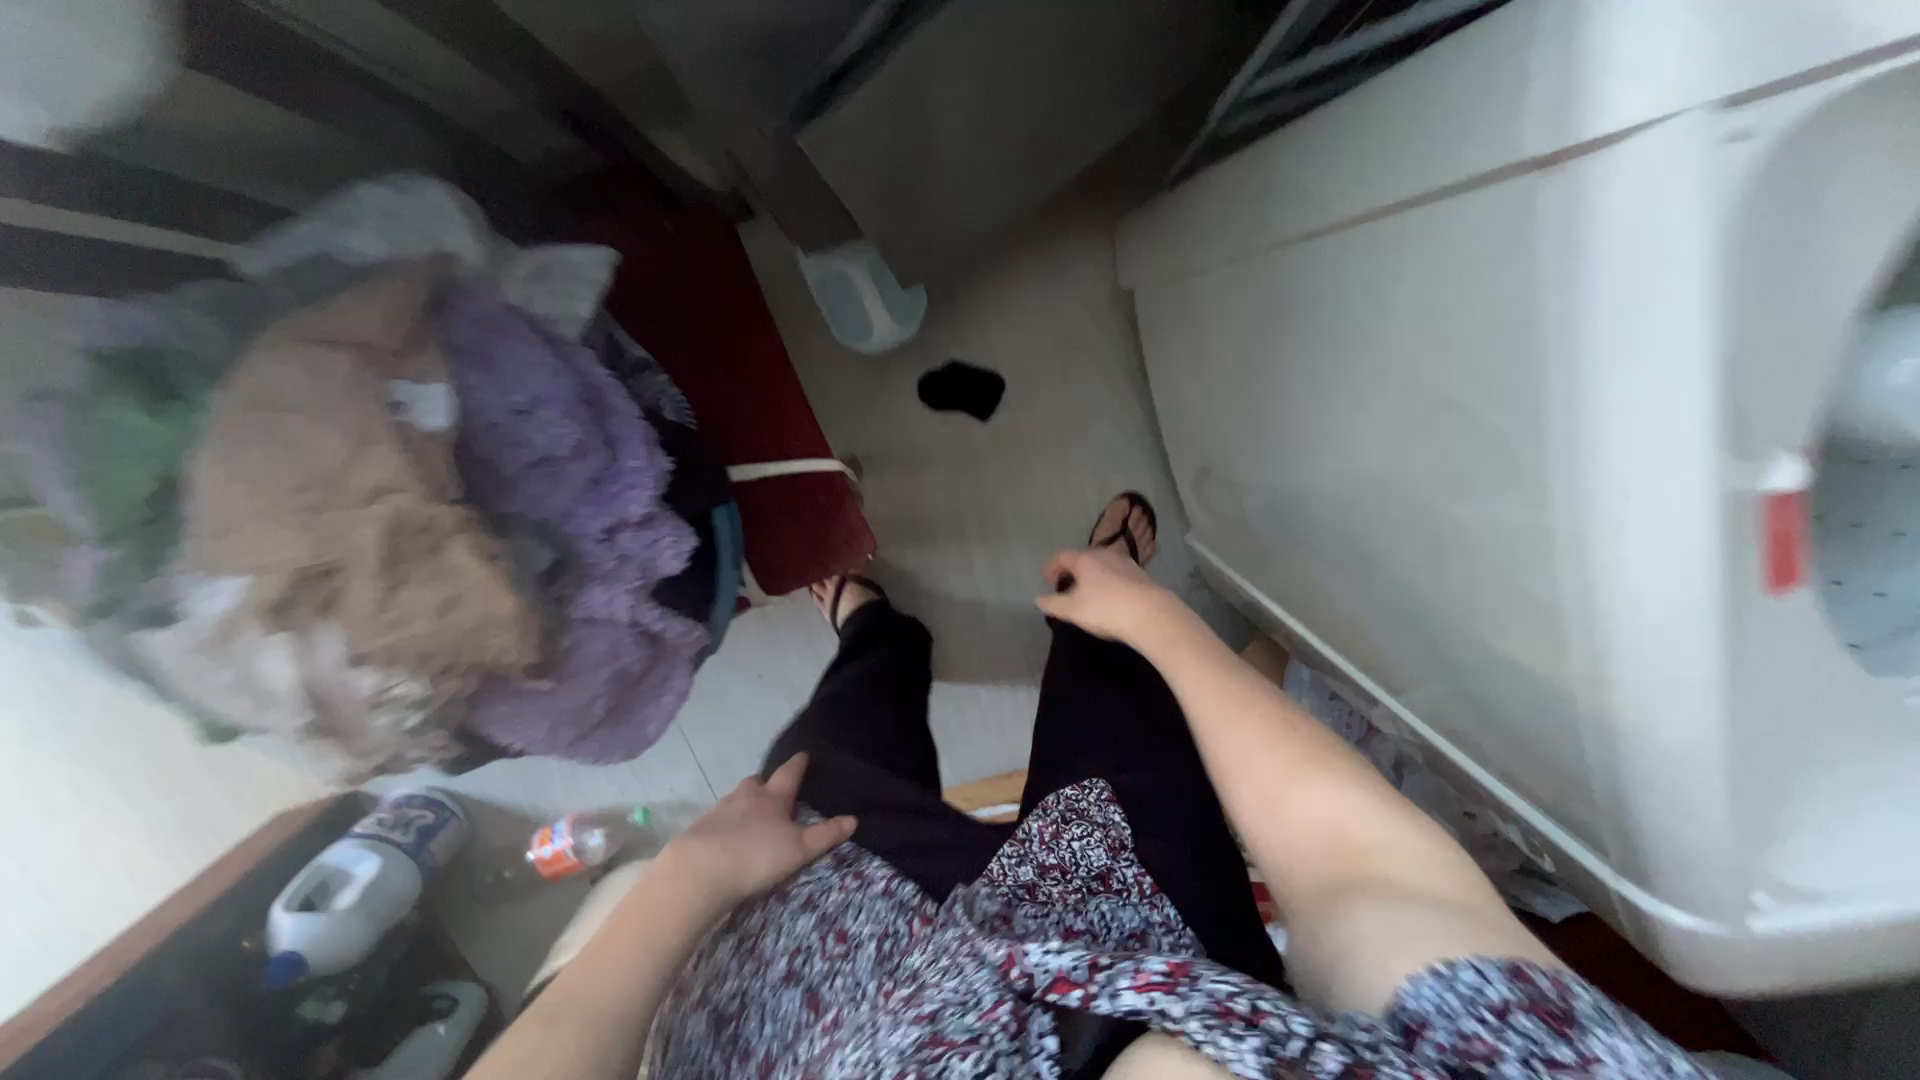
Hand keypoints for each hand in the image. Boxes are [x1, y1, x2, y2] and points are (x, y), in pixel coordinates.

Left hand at [658, 754, 856, 909]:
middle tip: (774, 792)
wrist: (698, 871)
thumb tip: (853, 818)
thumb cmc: (755, 855)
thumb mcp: (798, 849)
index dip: (798, 764)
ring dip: (745, 804)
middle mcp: (745, 797)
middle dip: (766, 785)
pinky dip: (726, 824)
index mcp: (772, 797)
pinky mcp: (699, 830)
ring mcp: (719, 812)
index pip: (789, 774)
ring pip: (736, 800)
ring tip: (752, 818)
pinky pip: (718, 820)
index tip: (804, 754)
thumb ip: (825, 834)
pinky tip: (729, 839)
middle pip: (756, 783)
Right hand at [1034, 545, 1190, 645]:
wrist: (1152, 614)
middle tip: (1066, 587)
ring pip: (1102, 565)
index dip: (1051, 567)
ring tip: (1089, 594)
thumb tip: (1039, 599)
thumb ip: (1053, 604)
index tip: (1047, 580)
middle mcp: (1105, 554)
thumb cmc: (1106, 609)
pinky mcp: (1142, 575)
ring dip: (1092, 576)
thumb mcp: (1072, 610)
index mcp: (1085, 559)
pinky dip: (1108, 582)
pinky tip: (1111, 598)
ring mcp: (1126, 563)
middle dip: (1072, 571)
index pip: (1062, 556)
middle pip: (1083, 558)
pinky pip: (1117, 574)